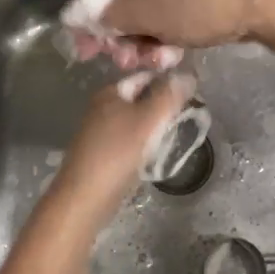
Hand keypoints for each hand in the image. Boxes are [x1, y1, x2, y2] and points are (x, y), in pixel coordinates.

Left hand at [58, 71, 197, 210]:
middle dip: (163, 108)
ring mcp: (100, 131)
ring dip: (155, 128)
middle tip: (184, 118)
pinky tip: (155, 155)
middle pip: (141, 99)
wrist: (85, 198)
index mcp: (109, 93)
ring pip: (136, 121)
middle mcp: (102, 108)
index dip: (168, 84)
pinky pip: (130, 140)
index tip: (190, 97)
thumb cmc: (117, 153)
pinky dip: (144, 144)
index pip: (145, 77)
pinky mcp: (102, 153)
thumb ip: (169, 96)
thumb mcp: (148, 119)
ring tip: (173, 136)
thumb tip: (189, 75)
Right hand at [102, 0, 274, 47]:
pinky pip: (169, 17)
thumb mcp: (143, 13)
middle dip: (120, 37)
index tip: (87, 52)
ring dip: (144, 43)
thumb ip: (106, 15)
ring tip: (154, 62)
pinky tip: (172, 56)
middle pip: (122, 4)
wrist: (258, 5)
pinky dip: (166, 37)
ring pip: (147, 15)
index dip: (88, 21)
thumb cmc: (195, 5)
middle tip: (126, 62)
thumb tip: (77, 16)